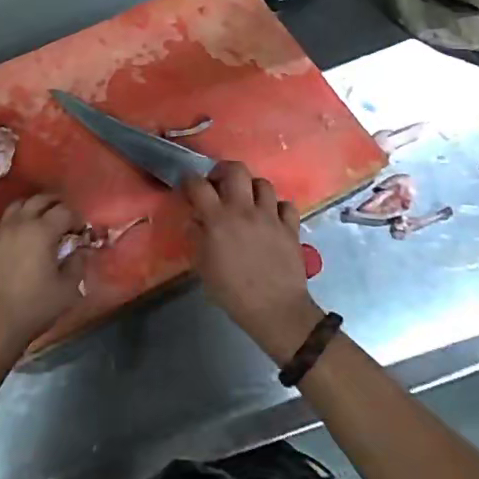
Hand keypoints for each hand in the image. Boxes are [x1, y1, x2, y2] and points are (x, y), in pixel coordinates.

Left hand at [0, 193, 87, 355]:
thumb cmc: (35, 306)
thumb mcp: (67, 289)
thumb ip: (78, 264)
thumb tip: (83, 250)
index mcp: (42, 231)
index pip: (64, 211)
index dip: (76, 217)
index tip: (82, 230)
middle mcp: (20, 223)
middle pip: (40, 199)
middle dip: (56, 204)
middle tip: (66, 218)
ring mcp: (0, 231)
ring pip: (18, 205)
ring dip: (34, 207)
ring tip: (43, 220)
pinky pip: (4, 221)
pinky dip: (16, 220)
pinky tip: (21, 235)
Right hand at [183, 162, 323, 364]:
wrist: (275, 309)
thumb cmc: (232, 293)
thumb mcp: (203, 268)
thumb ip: (196, 238)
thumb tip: (194, 220)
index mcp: (218, 220)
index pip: (198, 185)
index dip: (190, 180)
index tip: (188, 187)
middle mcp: (244, 210)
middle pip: (236, 169)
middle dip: (224, 171)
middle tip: (219, 184)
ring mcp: (270, 216)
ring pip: (263, 183)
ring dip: (251, 188)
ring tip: (247, 201)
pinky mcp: (290, 226)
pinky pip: (286, 205)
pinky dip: (278, 207)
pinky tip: (272, 218)